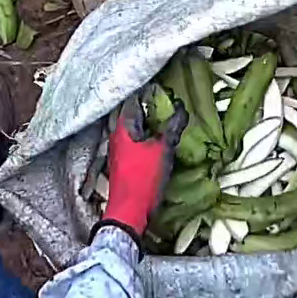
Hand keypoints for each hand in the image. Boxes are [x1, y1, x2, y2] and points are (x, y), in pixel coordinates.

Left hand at [97, 87, 186, 237]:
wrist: (128, 210)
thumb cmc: (143, 178)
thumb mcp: (163, 150)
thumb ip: (172, 128)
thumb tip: (181, 109)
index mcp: (122, 127)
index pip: (133, 100)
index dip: (147, 92)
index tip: (162, 87)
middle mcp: (115, 135)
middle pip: (130, 113)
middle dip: (146, 106)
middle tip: (164, 100)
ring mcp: (115, 148)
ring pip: (130, 127)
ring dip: (144, 121)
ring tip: (162, 117)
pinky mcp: (120, 160)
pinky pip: (131, 140)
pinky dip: (142, 134)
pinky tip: (154, 139)